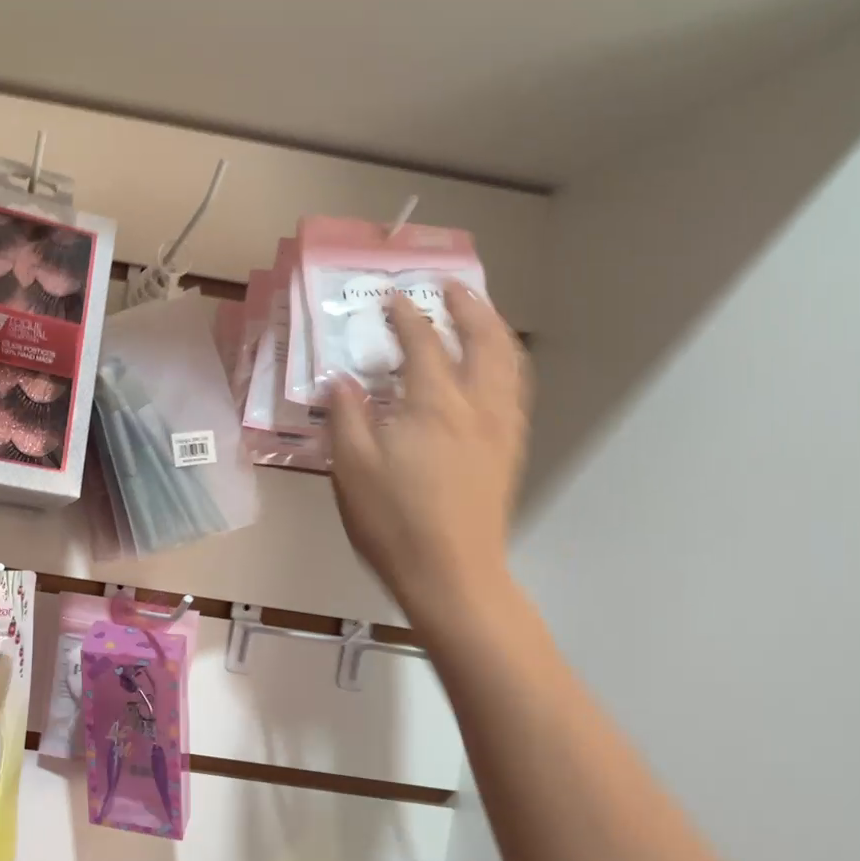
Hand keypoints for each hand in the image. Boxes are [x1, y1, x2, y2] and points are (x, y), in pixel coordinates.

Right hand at [326, 283, 529, 623]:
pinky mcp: (510, 449)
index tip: (390, 299)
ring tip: (478, 315)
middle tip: (449, 289)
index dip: (406, 316)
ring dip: (494, 329)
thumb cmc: (392, 520)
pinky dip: (507, 362)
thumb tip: (343, 381)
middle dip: (467, 307)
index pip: (423, 344)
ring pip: (509, 361)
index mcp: (433, 405)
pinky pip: (516, 388)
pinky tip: (495, 369)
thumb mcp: (351, 468)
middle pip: (484, 339)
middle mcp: (476, 405)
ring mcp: (500, 427)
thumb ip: (346, 417)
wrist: (451, 571)